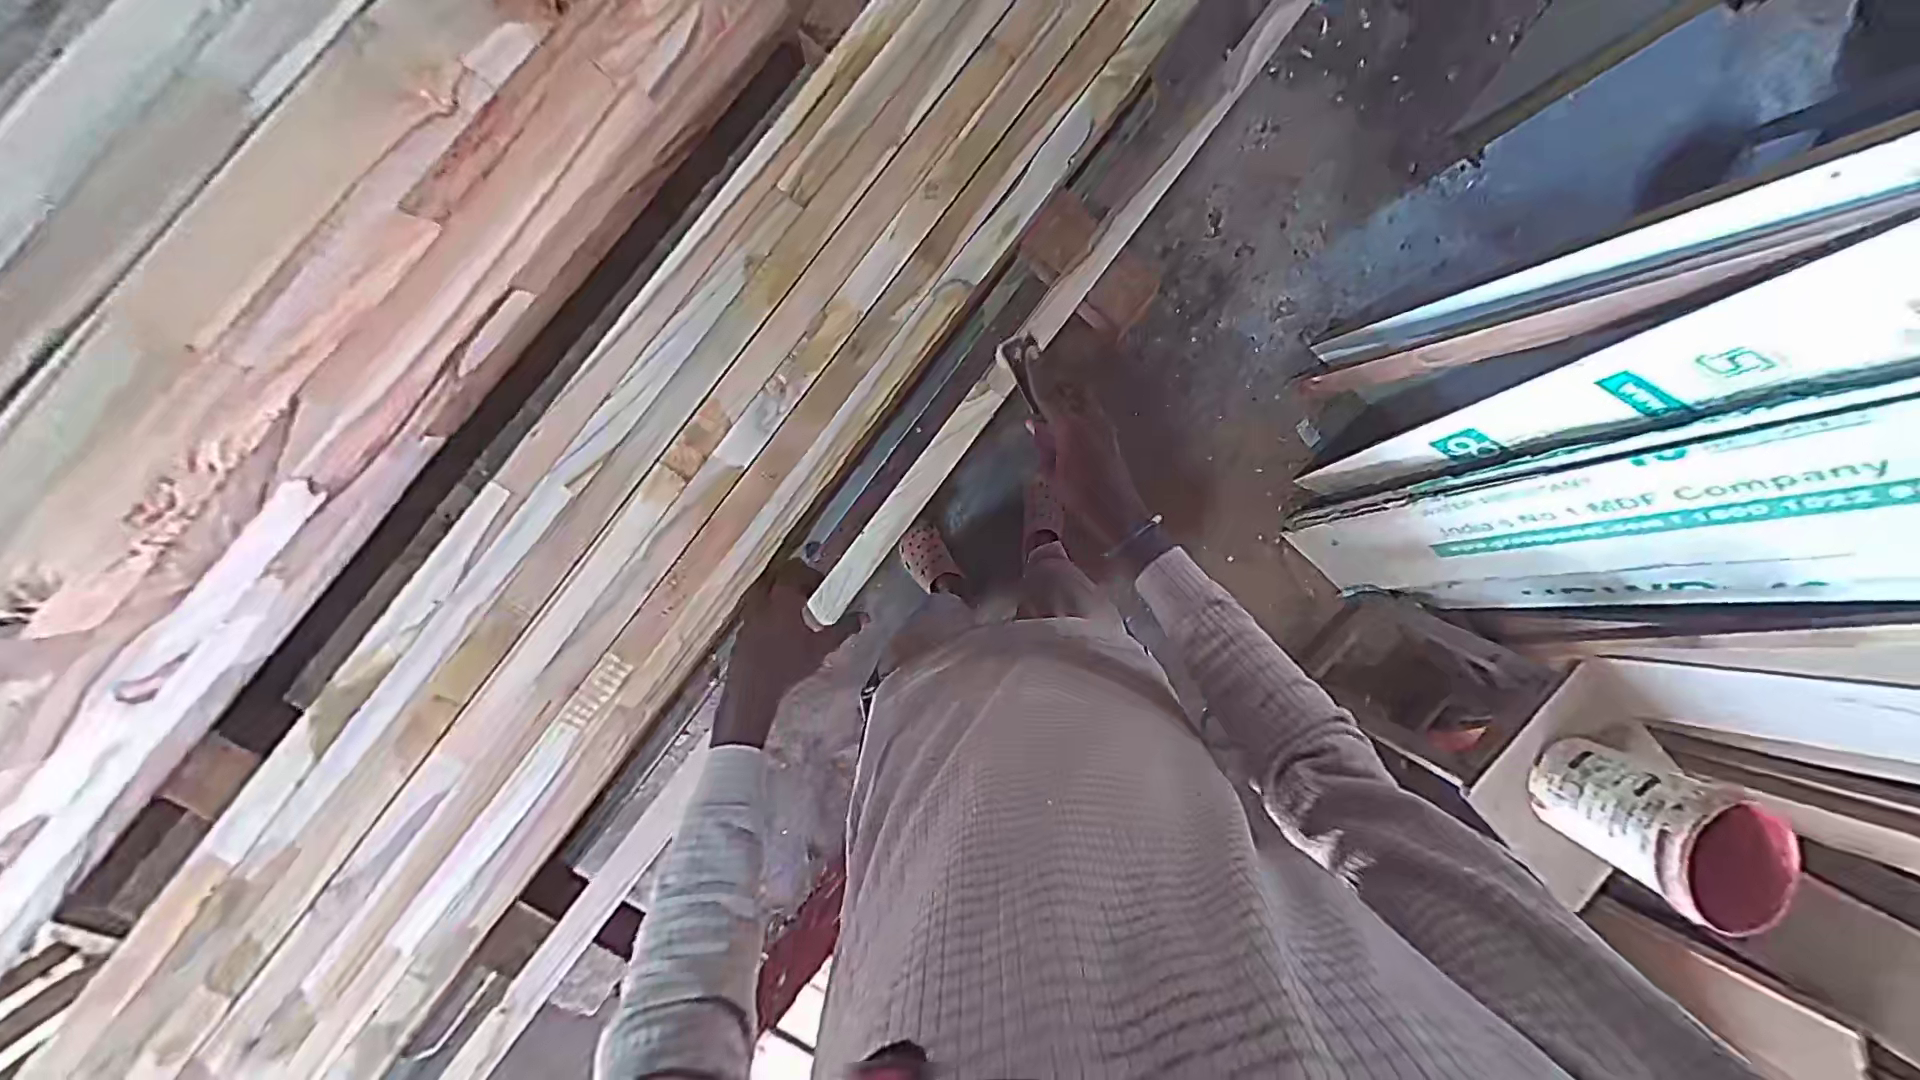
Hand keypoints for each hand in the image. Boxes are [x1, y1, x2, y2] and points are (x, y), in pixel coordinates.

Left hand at [712, 562, 861, 747]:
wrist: (753, 687)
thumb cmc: (789, 664)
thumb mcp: (822, 647)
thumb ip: (843, 629)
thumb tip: (863, 617)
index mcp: (784, 597)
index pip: (797, 570)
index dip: (812, 574)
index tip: (823, 586)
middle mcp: (763, 598)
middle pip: (779, 573)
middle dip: (796, 577)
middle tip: (810, 592)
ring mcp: (749, 610)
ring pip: (765, 586)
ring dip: (780, 589)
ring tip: (795, 606)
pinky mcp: (742, 624)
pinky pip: (756, 602)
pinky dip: (768, 603)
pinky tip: (778, 623)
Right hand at [1028, 377, 1165, 571]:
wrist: (1118, 511)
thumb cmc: (1080, 496)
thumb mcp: (1052, 473)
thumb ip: (1043, 445)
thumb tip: (1034, 424)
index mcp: (1069, 427)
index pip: (1048, 395)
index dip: (1036, 375)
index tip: (1028, 355)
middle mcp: (1089, 419)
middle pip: (1070, 391)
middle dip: (1056, 388)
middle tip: (1041, 392)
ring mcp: (1103, 425)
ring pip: (1083, 401)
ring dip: (1069, 400)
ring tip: (1055, 414)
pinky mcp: (1111, 435)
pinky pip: (1092, 414)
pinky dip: (1080, 413)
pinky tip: (1071, 430)